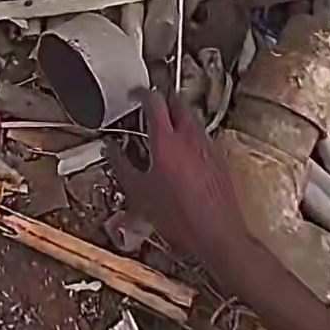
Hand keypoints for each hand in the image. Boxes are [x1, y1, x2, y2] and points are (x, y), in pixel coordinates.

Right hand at [108, 90, 250, 274]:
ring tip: (164, 131)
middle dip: (164, 100)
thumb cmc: (178, 216)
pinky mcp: (219, 159)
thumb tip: (110, 150)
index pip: (154, 101)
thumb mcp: (139, 192)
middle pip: (179, 102)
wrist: (218, 236)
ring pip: (192, 118)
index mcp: (166, 141)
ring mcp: (207, 147)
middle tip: (151, 108)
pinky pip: (202, 136)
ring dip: (177, 117)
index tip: (134, 94)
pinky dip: (189, 136)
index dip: (141, 93)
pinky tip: (181, 154)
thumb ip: (121, 165)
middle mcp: (190, 138)